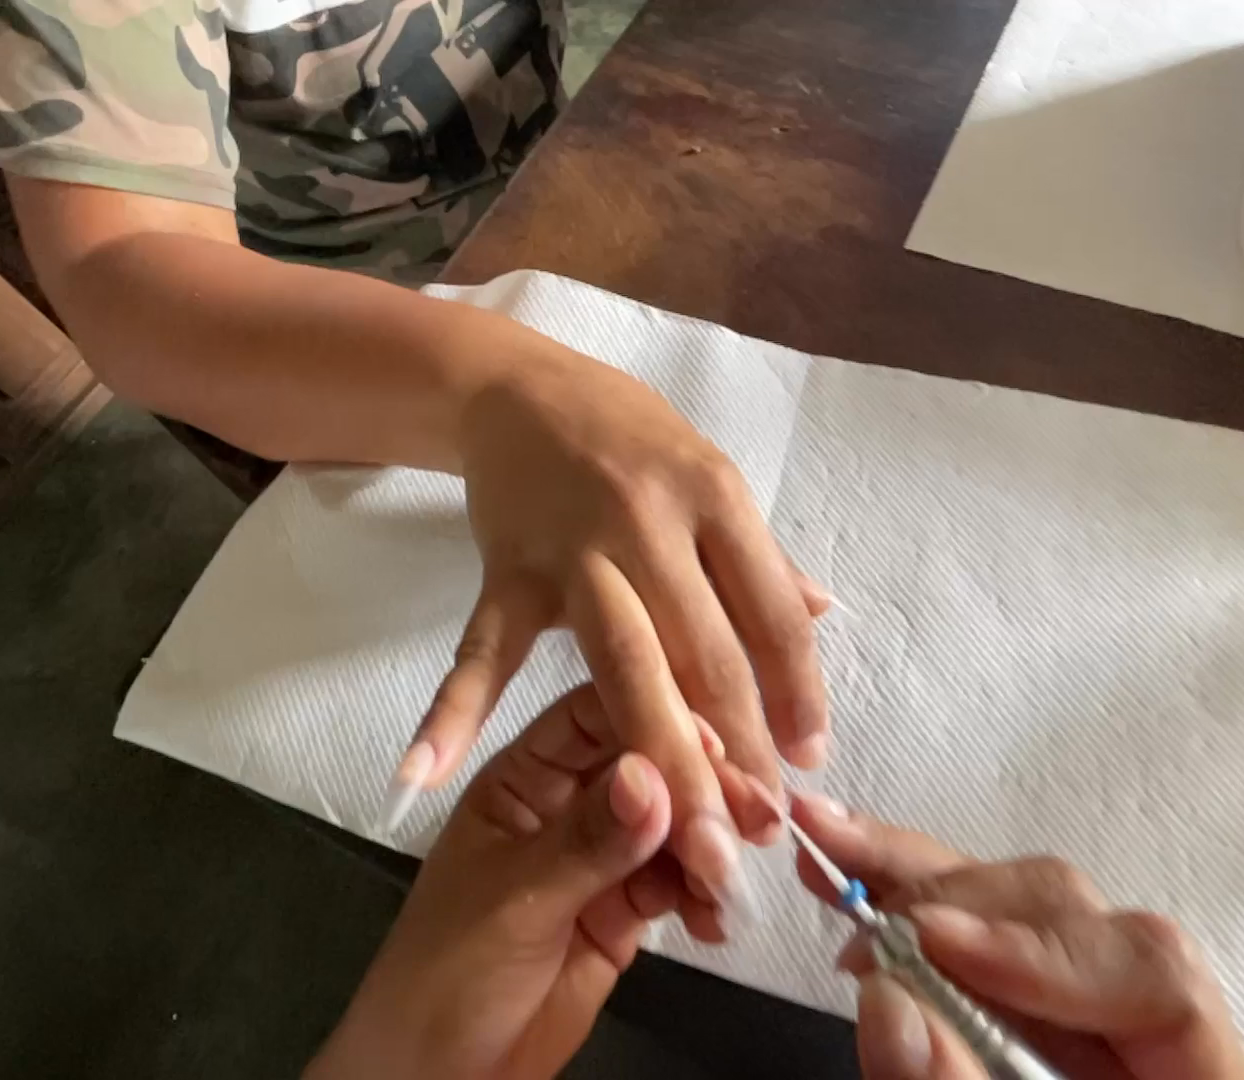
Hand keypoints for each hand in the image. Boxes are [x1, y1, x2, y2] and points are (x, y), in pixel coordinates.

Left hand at [313, 686, 714, 1079]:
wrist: (444, 1076)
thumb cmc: (450, 972)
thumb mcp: (516, 898)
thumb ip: (588, 840)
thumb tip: (652, 775)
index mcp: (525, 777)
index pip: (592, 719)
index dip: (649, 719)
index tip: (711, 745)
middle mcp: (568, 802)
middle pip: (645, 768)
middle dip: (698, 790)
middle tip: (753, 818)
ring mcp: (600, 854)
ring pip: (670, 824)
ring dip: (709, 845)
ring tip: (730, 881)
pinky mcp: (625, 906)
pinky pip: (676, 881)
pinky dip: (703, 893)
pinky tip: (715, 917)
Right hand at [387, 329, 830, 920]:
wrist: (519, 389)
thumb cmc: (628, 432)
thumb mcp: (706, 471)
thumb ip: (759, 550)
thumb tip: (819, 612)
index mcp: (714, 496)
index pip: (771, 612)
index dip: (797, 692)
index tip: (807, 761)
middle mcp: (651, 524)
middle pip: (703, 655)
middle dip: (735, 754)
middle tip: (754, 837)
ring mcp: (573, 551)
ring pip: (621, 667)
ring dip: (656, 757)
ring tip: (683, 841)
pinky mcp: (507, 572)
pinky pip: (484, 650)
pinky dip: (453, 710)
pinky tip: (423, 775)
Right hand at [788, 795, 1243, 1079]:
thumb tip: (891, 1005)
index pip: (1155, 979)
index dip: (1039, 947)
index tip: (929, 941)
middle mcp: (1136, 1039)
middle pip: (1068, 916)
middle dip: (949, 904)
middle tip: (860, 923)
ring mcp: (1070, 1014)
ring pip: (1001, 901)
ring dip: (903, 872)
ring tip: (824, 843)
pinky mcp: (1011, 1006)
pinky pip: (956, 926)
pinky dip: (891, 893)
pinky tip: (836, 869)